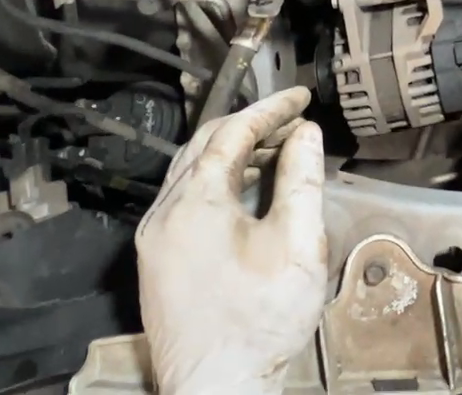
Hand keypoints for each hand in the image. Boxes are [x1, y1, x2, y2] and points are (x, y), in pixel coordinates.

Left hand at [137, 87, 327, 394]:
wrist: (218, 392)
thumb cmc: (262, 320)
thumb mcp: (298, 242)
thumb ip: (302, 179)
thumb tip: (306, 134)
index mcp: (194, 204)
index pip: (233, 132)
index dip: (272, 108)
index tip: (303, 97)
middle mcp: (163, 213)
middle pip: (206, 143)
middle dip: (252, 123)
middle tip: (294, 117)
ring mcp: (155, 237)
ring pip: (192, 168)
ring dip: (235, 148)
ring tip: (281, 145)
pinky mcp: (157, 258)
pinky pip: (185, 195)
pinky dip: (220, 175)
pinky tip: (250, 183)